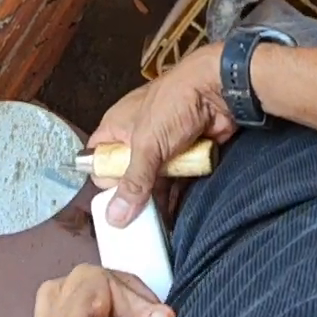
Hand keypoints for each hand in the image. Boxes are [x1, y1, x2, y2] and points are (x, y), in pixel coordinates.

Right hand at [88, 44, 234, 226]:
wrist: (218, 88)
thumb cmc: (175, 103)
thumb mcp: (148, 144)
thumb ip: (133, 181)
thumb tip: (115, 216)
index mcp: (117, 125)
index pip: (98, 158)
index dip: (103, 179)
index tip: (112, 202)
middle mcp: (137, 134)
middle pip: (127, 173)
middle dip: (132, 196)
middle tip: (136, 222)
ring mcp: (163, 144)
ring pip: (153, 179)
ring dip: (156, 200)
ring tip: (155, 227)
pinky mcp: (186, 151)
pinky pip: (176, 180)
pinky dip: (176, 196)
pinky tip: (175, 218)